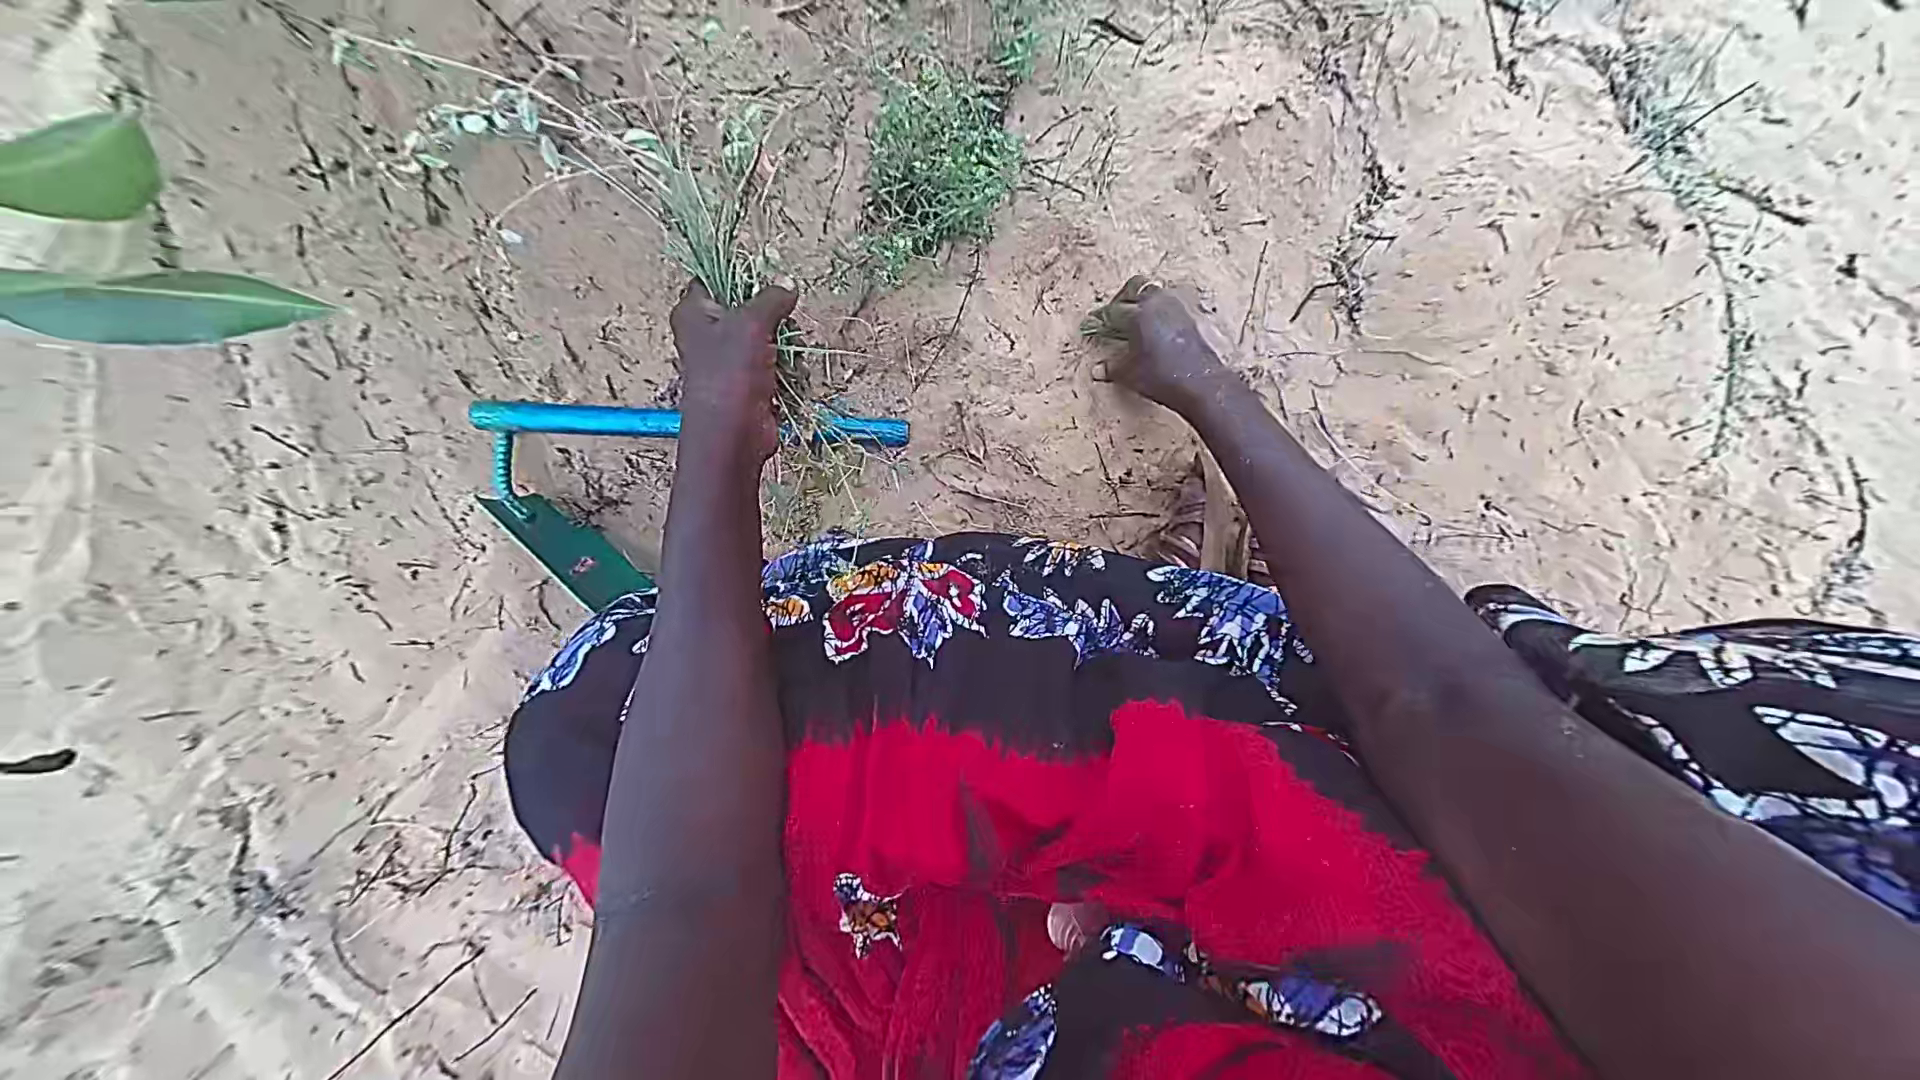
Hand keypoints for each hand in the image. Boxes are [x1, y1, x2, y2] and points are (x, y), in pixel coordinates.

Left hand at [670, 279, 797, 461]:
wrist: (736, 432)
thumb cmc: (731, 373)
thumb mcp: (751, 323)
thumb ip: (770, 299)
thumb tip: (787, 284)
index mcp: (693, 314)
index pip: (712, 281)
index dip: (738, 279)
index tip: (765, 286)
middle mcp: (707, 336)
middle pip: (746, 310)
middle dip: (772, 317)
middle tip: (782, 324)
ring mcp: (730, 361)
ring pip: (765, 338)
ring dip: (784, 344)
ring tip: (788, 353)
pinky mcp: (750, 383)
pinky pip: (773, 364)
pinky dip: (785, 366)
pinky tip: (790, 372)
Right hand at [1089, 275, 1237, 412]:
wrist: (1202, 384)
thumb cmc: (1163, 378)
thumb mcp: (1129, 374)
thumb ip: (1112, 367)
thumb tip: (1097, 369)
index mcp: (1137, 314)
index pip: (1112, 311)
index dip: (1100, 318)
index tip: (1093, 323)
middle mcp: (1159, 302)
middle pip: (1136, 287)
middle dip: (1123, 298)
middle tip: (1115, 314)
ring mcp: (1180, 305)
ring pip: (1157, 292)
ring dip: (1146, 301)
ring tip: (1140, 319)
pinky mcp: (1197, 314)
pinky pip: (1176, 303)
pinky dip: (1165, 310)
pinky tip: (1163, 327)